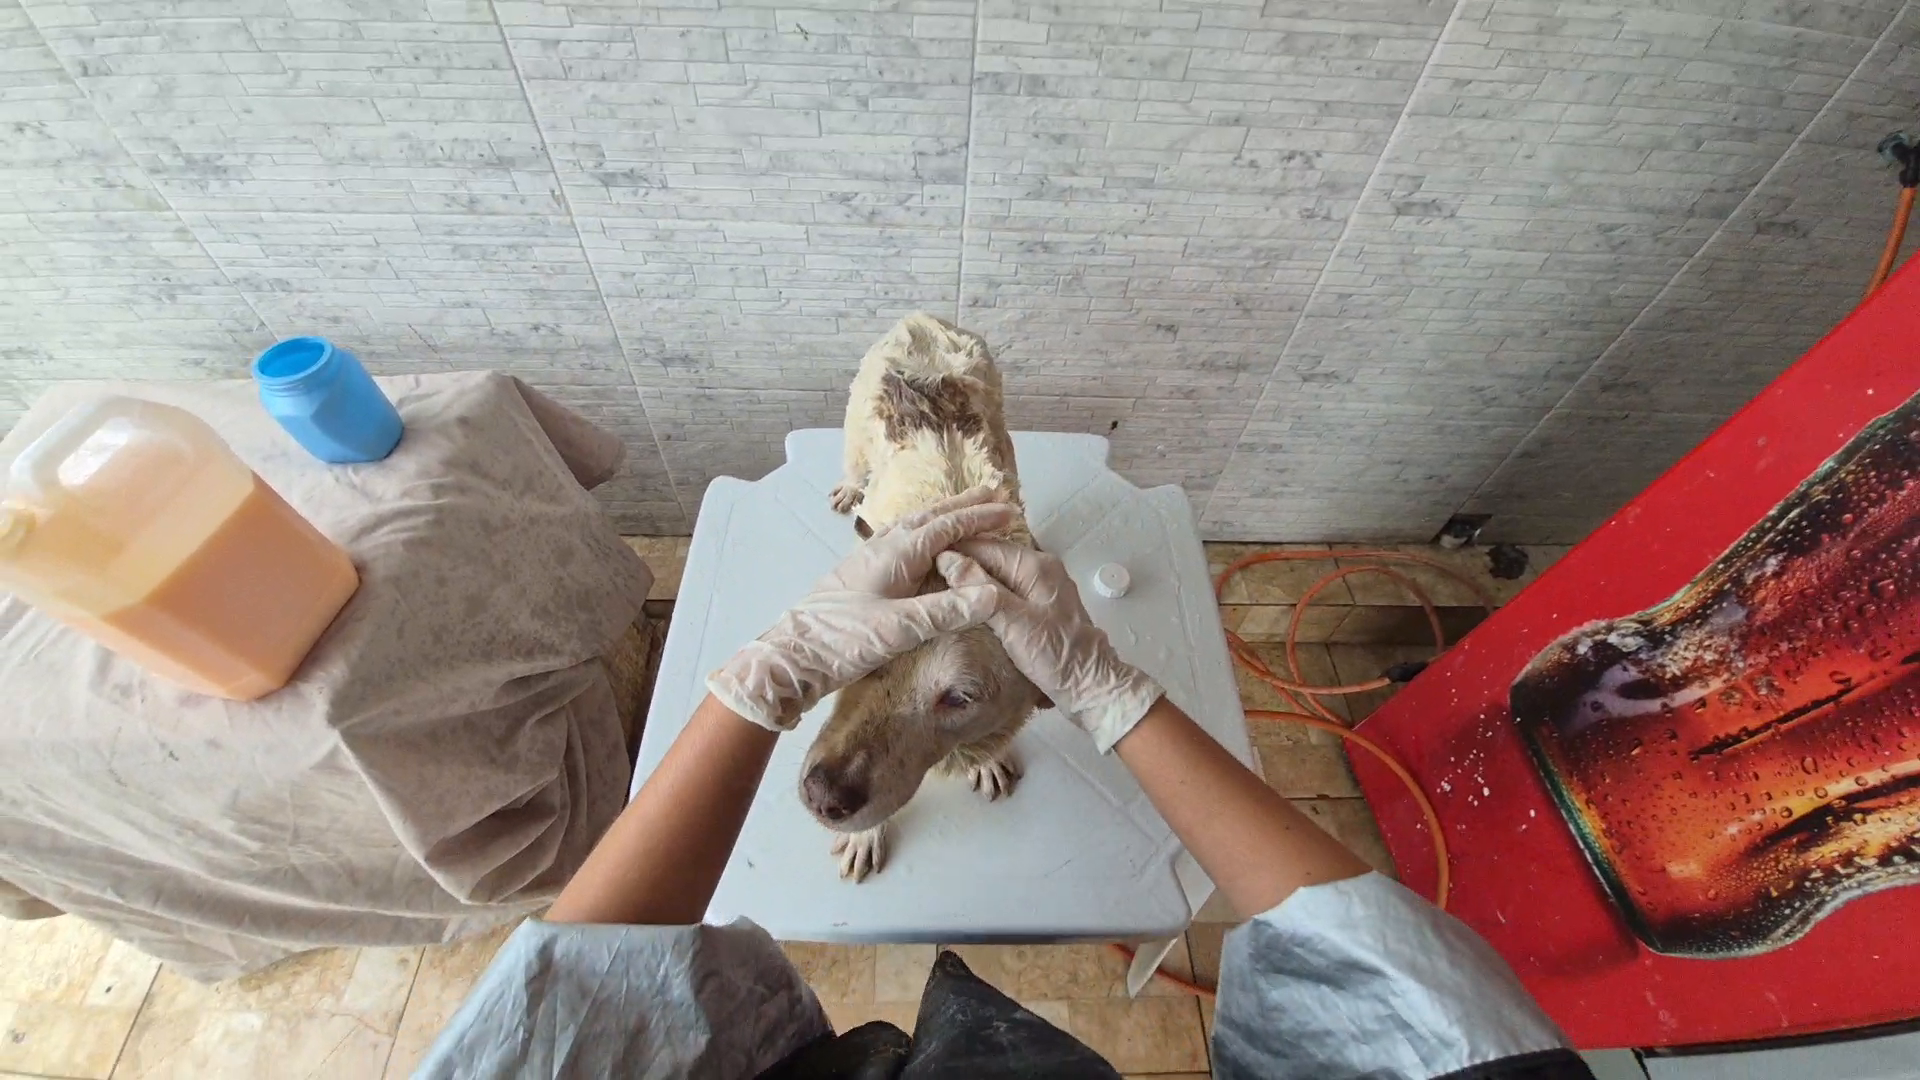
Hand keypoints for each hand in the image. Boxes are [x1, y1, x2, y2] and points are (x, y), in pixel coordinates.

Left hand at [707, 488, 1012, 730]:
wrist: (793, 655)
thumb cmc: (843, 641)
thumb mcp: (900, 629)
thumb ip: (947, 611)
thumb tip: (994, 596)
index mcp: (897, 552)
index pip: (948, 526)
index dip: (980, 518)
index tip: (1009, 510)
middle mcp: (884, 546)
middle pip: (931, 516)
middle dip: (965, 505)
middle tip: (995, 493)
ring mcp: (870, 556)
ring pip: (915, 524)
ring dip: (944, 515)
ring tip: (966, 509)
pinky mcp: (863, 571)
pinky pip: (902, 538)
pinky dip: (924, 531)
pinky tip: (922, 540)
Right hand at [937, 541, 1162, 751]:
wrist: (1090, 687)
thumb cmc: (1054, 656)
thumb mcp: (1013, 621)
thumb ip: (980, 587)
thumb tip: (947, 557)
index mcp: (1035, 564)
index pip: (984, 544)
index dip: (952, 549)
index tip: (920, 557)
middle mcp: (1041, 567)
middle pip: (991, 555)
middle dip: (961, 561)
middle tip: (923, 572)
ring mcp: (1042, 586)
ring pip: (998, 572)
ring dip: (972, 578)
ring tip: (938, 586)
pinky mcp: (1040, 605)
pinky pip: (1006, 588)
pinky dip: (986, 592)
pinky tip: (968, 603)